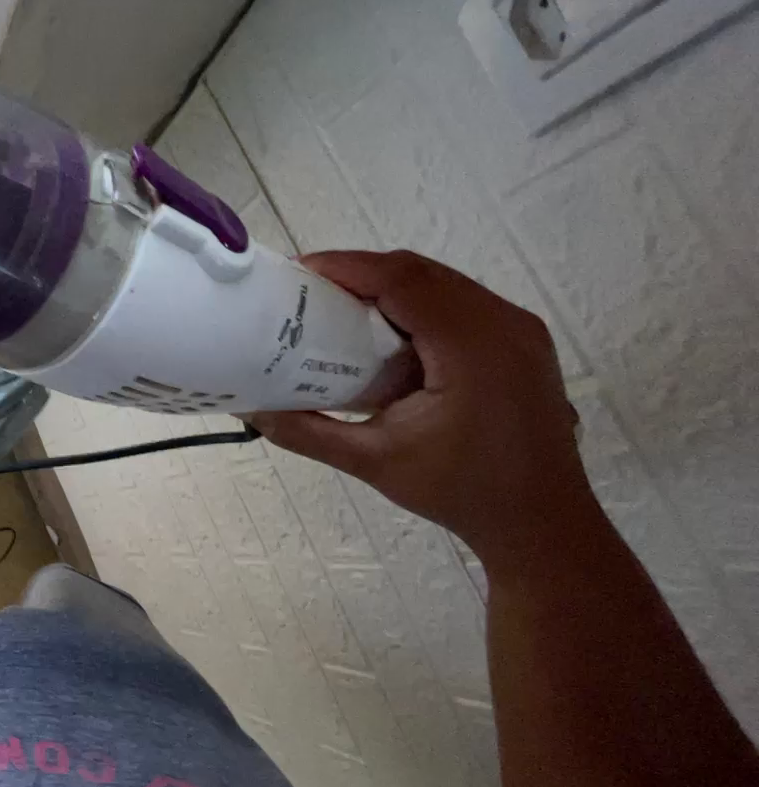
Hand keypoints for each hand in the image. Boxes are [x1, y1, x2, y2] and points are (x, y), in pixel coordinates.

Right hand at [246, 250, 588, 563]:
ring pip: (441, 283)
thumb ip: (305, 431)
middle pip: (422, 273)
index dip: (347, 268)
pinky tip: (377, 331)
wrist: (540, 519)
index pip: (403, 282)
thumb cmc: (458, 489)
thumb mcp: (370, 461)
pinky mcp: (517, 344)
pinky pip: (457, 303)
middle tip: (303, 290)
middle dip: (359, 272)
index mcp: (472, 349)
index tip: (296, 273)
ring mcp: (518, 332)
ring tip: (332, 305)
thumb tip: (247, 408)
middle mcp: (504, 325)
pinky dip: (411, 303)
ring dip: (385, 285)